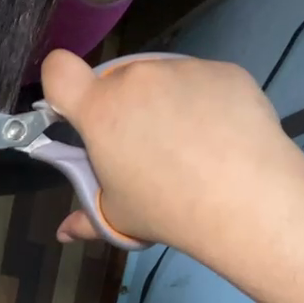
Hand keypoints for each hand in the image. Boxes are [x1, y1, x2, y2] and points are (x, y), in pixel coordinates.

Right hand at [40, 49, 303, 255]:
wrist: (244, 197)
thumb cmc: (164, 208)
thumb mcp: (117, 217)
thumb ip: (84, 221)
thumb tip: (64, 233)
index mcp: (100, 112)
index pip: (59, 71)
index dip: (59, 85)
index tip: (72, 110)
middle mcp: (138, 78)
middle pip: (115, 82)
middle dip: (119, 108)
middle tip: (138, 148)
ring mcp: (184, 69)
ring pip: (159, 80)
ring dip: (161, 104)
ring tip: (185, 146)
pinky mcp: (223, 70)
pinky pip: (199, 82)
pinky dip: (200, 104)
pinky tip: (216, 138)